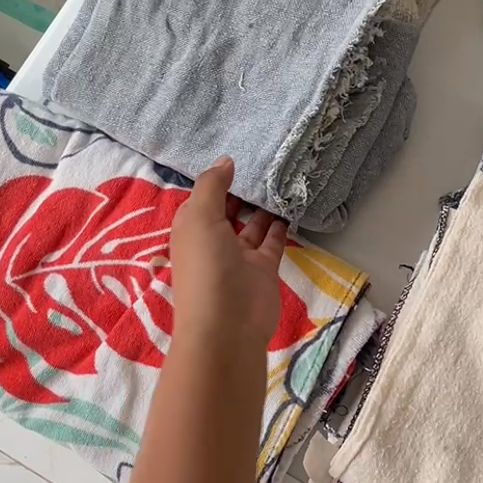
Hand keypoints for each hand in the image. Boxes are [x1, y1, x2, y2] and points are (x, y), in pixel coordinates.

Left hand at [171, 157, 289, 347]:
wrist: (227, 326)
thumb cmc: (206, 267)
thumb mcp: (200, 218)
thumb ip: (212, 186)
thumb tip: (226, 160)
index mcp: (191, 228)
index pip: (202, 198)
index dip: (217, 179)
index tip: (239, 155)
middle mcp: (213, 240)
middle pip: (228, 210)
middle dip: (241, 190)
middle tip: (266, 163)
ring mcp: (239, 256)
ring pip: (252, 225)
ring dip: (263, 206)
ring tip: (281, 179)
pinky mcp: (263, 268)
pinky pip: (272, 241)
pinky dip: (280, 226)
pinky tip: (290, 206)